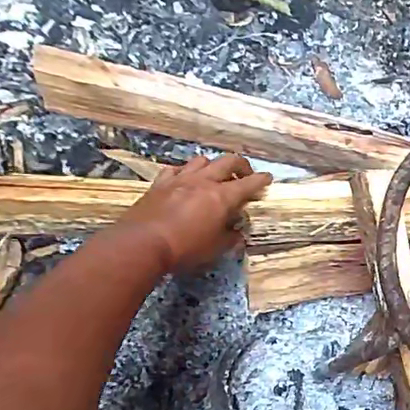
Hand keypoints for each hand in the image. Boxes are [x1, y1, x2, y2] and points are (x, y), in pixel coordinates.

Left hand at [113, 154, 271, 272]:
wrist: (142, 243)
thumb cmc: (185, 249)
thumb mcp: (215, 249)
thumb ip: (230, 237)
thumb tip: (237, 232)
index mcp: (222, 197)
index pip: (248, 184)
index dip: (260, 180)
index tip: (267, 178)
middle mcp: (203, 181)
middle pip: (227, 162)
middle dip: (241, 165)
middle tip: (245, 174)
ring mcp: (180, 179)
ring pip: (201, 161)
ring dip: (212, 166)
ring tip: (214, 176)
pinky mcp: (160, 184)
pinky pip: (175, 170)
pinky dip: (184, 172)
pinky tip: (184, 180)